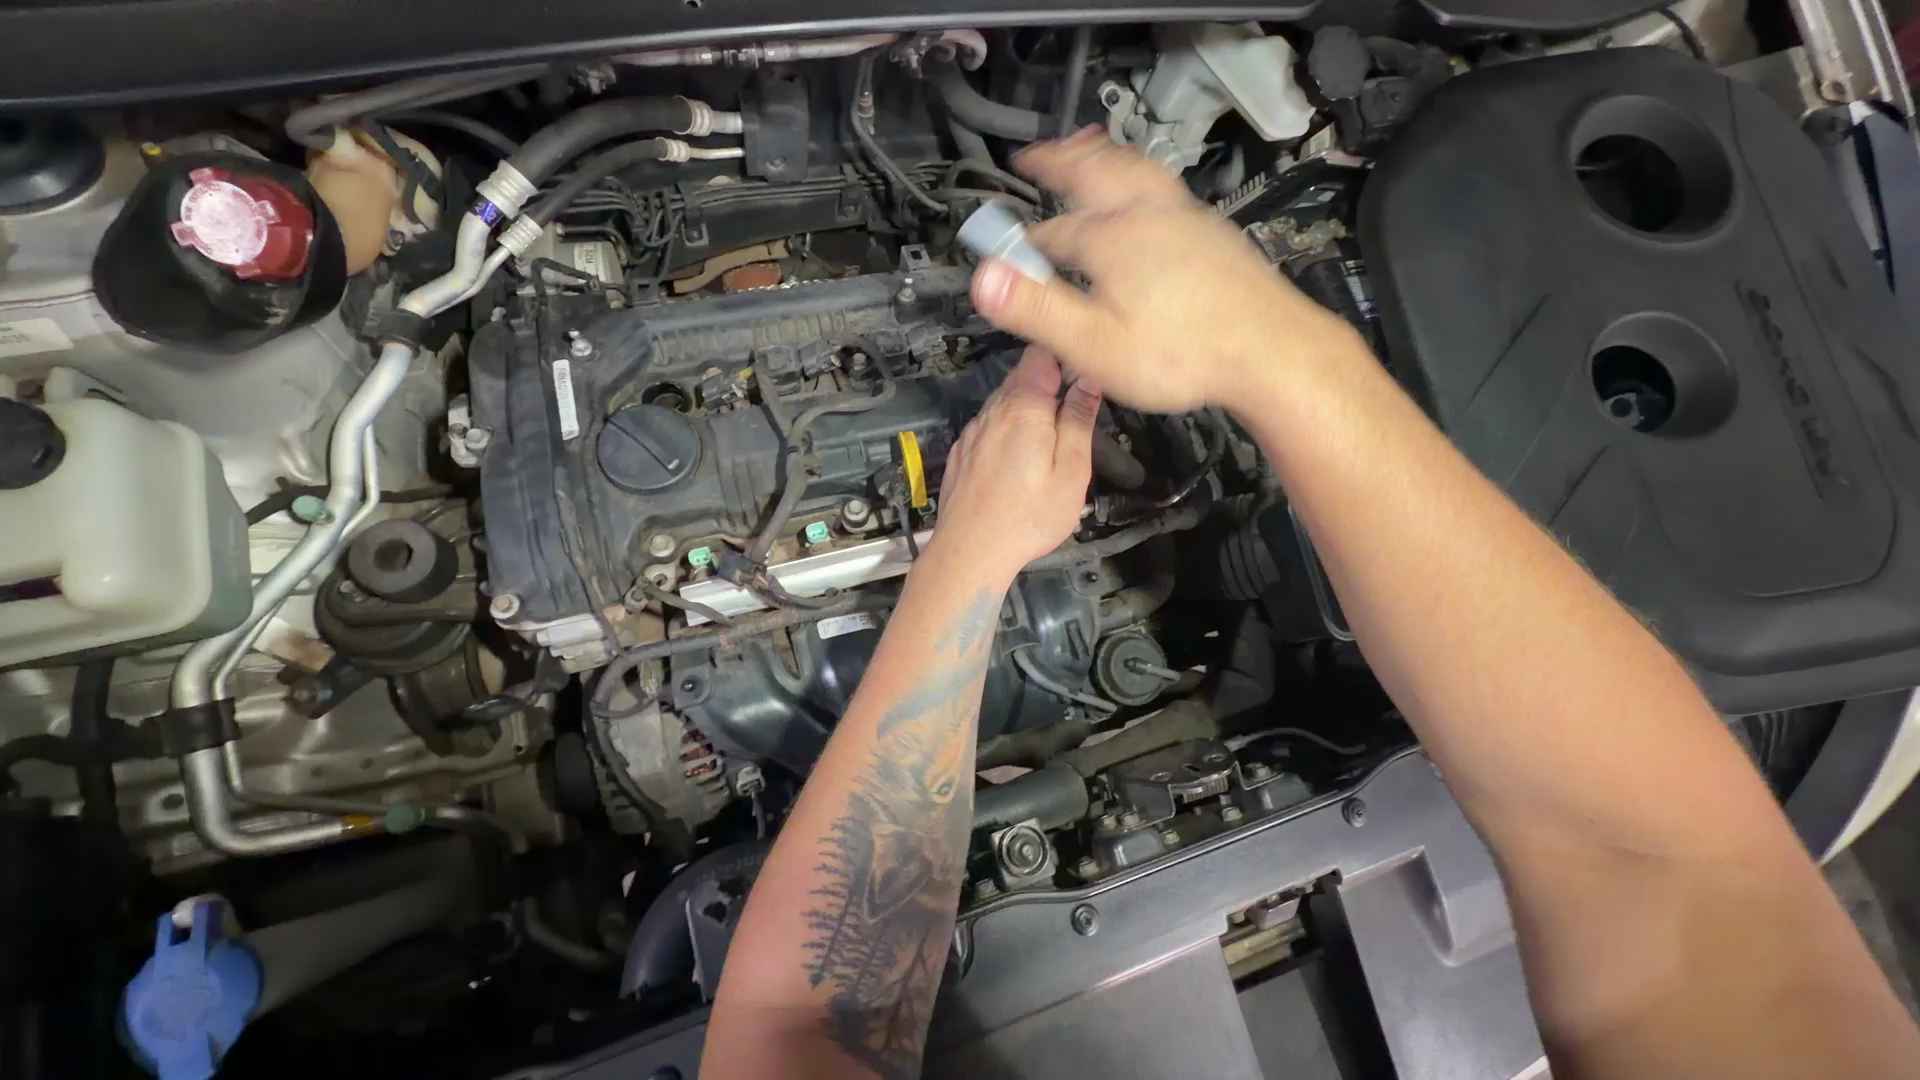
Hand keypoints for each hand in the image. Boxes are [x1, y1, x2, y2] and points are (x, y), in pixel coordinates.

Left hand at [927, 348, 1099, 581]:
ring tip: (1050, 442)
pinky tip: (1019, 463)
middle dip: (1049, 386)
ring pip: (1005, 404)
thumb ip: (1079, 421)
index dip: (1064, 356)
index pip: (1040, 354)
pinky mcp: (963, 453)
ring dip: (1028, 412)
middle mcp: (992, 411)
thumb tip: (1088, 382)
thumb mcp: (1072, 471)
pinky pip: (990, 428)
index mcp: (1023, 407)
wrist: (970, 552)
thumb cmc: (1028, 517)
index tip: (1083, 374)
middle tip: (1075, 414)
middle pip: (1022, 378)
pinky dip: (1008, 433)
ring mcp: (973, 432)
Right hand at [969, 129, 1360, 412]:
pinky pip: (1166, 187)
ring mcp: (1184, 218)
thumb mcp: (1095, 344)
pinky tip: (1147, 192)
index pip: (1051, 233)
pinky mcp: (1211, 232)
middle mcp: (1147, 215)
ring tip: (1086, 148)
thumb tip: (984, 278)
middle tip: (1035, 155)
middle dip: (1058, 162)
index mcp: (1111, 239)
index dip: (1023, 244)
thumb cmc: (1184, 354)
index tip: (1005, 251)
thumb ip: (1037, 309)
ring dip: (1102, 155)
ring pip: (1135, 169)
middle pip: (1093, 172)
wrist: (1269, 352)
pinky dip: (1141, 176)